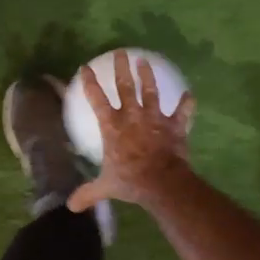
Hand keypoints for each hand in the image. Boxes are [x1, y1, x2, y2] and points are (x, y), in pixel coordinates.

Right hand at [68, 50, 196, 212]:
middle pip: (125, 86)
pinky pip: (182, 113)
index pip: (97, 99)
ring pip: (151, 91)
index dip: (91, 82)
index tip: (85, 67)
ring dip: (148, 75)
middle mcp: (132, 116)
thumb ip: (88, 193)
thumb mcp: (105, 186)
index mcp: (112, 126)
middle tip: (120, 52)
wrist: (162, 182)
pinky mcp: (174, 126)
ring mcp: (154, 118)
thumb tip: (70, 207)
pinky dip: (187, 105)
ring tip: (145, 60)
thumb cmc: (131, 180)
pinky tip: (190, 95)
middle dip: (121, 68)